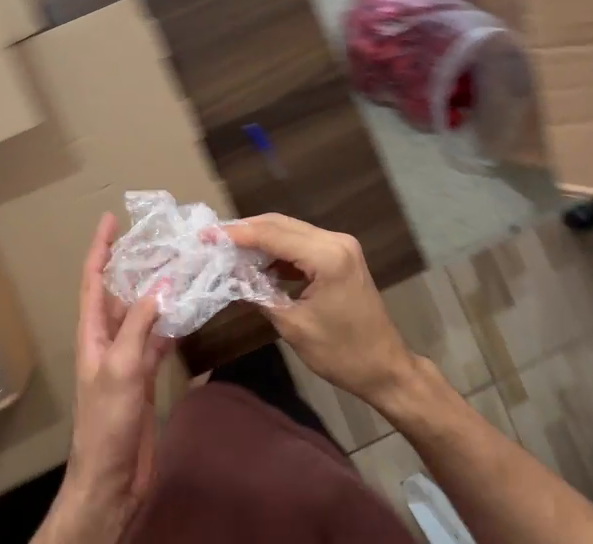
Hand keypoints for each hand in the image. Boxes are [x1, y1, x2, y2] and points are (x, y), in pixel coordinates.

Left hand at [40, 213, 173, 543]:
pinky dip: (171, 321)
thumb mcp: (120, 367)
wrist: (112, 476)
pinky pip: (158, 337)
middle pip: (121, 291)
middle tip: (160, 238)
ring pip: (142, 313)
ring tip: (180, 264)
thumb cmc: (107, 420)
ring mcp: (126, 357)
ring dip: (158, 290)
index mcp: (92, 332)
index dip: (100, 248)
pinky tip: (188, 308)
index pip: (94, 280)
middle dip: (136, 263)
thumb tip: (161, 284)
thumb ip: (140, 325)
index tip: (111, 219)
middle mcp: (107, 338)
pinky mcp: (144, 375)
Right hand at [223, 214, 418, 403]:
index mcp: (327, 256)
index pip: (273, 235)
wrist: (385, 368)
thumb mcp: (293, 326)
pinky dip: (278, 249)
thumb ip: (260, 293)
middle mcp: (336, 240)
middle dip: (246, 230)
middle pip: (281, 224)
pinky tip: (256, 261)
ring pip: (290, 230)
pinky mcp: (341, 255)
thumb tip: (230, 274)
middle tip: (213, 239)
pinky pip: (302, 242)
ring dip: (260, 238)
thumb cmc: (341, 353)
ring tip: (228, 249)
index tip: (207, 236)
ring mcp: (341, 245)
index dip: (237, 234)